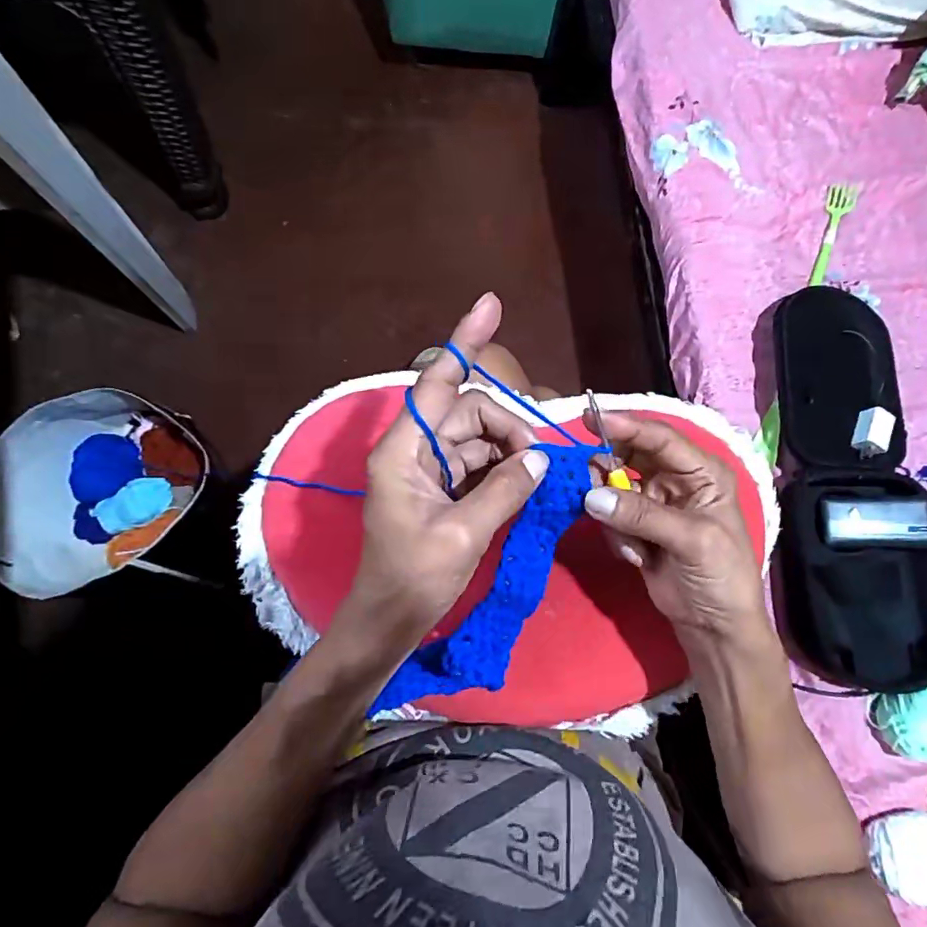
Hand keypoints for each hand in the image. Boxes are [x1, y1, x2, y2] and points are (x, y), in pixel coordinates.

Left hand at [334, 293, 550, 656]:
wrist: (388, 621)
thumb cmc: (413, 579)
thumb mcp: (463, 535)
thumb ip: (503, 490)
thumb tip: (538, 459)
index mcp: (405, 452)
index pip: (438, 383)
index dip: (464, 342)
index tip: (491, 305)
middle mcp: (415, 450)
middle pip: (469, 411)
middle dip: (507, 427)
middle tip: (536, 464)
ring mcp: (428, 469)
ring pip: (478, 437)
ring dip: (509, 450)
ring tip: (532, 479)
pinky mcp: (441, 488)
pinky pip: (478, 463)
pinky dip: (503, 469)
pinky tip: (523, 484)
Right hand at [579, 411, 773, 659]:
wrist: (715, 625)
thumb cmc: (720, 576)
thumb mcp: (691, 540)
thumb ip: (643, 515)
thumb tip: (592, 496)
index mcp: (702, 472)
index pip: (660, 438)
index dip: (626, 426)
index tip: (591, 419)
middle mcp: (676, 479)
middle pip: (630, 456)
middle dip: (609, 471)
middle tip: (588, 487)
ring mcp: (655, 503)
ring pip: (614, 487)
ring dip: (613, 514)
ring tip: (631, 545)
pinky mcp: (637, 527)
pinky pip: (610, 516)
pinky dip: (616, 536)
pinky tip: (637, 558)